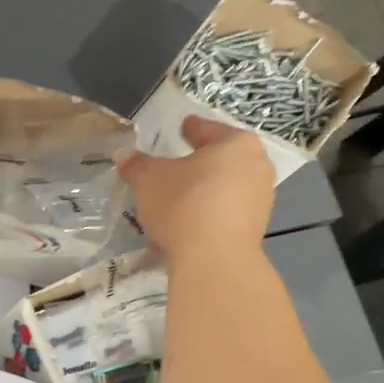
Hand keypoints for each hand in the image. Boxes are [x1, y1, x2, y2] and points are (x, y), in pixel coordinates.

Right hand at [116, 116, 274, 263]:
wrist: (213, 256)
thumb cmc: (183, 204)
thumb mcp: (149, 180)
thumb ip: (137, 165)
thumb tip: (123, 153)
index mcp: (236, 143)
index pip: (208, 130)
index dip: (192, 128)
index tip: (184, 126)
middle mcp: (256, 164)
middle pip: (221, 159)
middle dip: (199, 164)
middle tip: (178, 168)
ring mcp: (260, 196)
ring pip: (224, 187)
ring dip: (202, 192)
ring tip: (177, 204)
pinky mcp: (255, 225)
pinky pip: (225, 212)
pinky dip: (207, 215)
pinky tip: (186, 227)